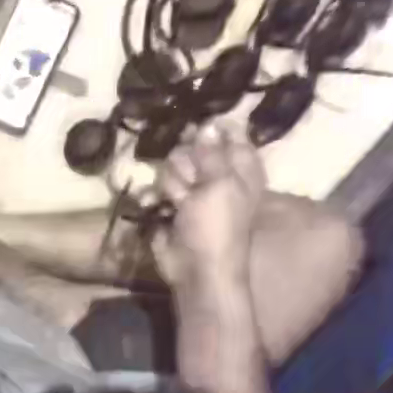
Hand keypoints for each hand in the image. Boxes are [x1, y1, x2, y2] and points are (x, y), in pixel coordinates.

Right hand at [158, 120, 266, 295]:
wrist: (195, 269)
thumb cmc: (217, 226)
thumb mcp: (220, 184)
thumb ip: (212, 152)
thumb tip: (208, 124)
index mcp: (239, 169)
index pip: (229, 137)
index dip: (213, 133)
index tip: (198, 132)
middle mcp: (215, 177)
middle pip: (193, 149)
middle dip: (186, 163)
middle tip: (192, 182)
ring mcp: (190, 192)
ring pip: (170, 168)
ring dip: (171, 184)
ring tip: (178, 203)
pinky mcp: (168, 208)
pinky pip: (155, 190)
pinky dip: (153, 198)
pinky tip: (157, 206)